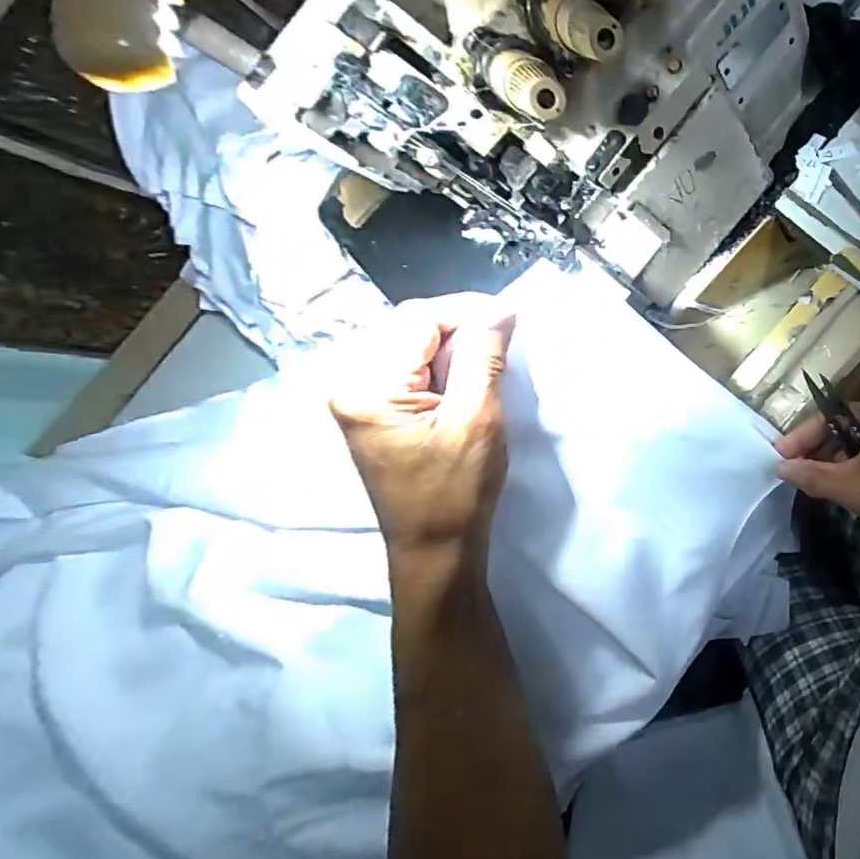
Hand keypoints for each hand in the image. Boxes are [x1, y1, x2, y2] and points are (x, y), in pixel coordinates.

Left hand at [328, 295, 515, 553]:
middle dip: (458, 322)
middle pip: (406, 326)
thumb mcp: (478, 419)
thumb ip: (484, 358)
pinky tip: (467, 369)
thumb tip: (501, 309)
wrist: (435, 549)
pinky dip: (440, 359)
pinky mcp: (370, 409)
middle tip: (503, 329)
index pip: (417, 322)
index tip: (510, 315)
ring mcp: (356, 398)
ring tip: (491, 348)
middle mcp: (349, 386)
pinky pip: (406, 364)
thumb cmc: (457, 491)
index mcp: (366, 389)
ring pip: (407, 342)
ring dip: (451, 339)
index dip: (466, 311)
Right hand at [776, 396, 859, 552]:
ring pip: (853, 448)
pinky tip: (832, 489)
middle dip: (816, 451)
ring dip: (830, 464)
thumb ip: (810, 474)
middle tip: (789, 471)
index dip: (802, 437)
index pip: (829, 417)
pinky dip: (849, 473)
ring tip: (805, 482)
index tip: (779, 456)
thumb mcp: (849, 486)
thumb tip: (778, 467)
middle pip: (841, 430)